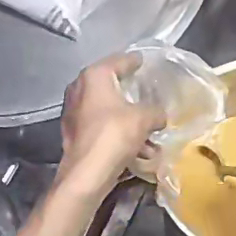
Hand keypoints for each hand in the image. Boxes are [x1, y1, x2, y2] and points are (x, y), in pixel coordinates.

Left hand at [56, 54, 164, 198]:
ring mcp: (75, 113)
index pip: (118, 61)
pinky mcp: (75, 134)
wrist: (87, 173)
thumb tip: (160, 115)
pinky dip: (119, 135)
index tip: (143, 61)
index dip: (133, 61)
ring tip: (149, 134)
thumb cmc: (114, 136)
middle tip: (146, 94)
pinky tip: (138, 149)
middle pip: (111, 86)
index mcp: (94, 77)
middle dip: (130, 94)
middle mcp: (80, 90)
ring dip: (129, 121)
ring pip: (108, 111)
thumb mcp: (144, 119)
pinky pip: (103, 128)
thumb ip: (156, 112)